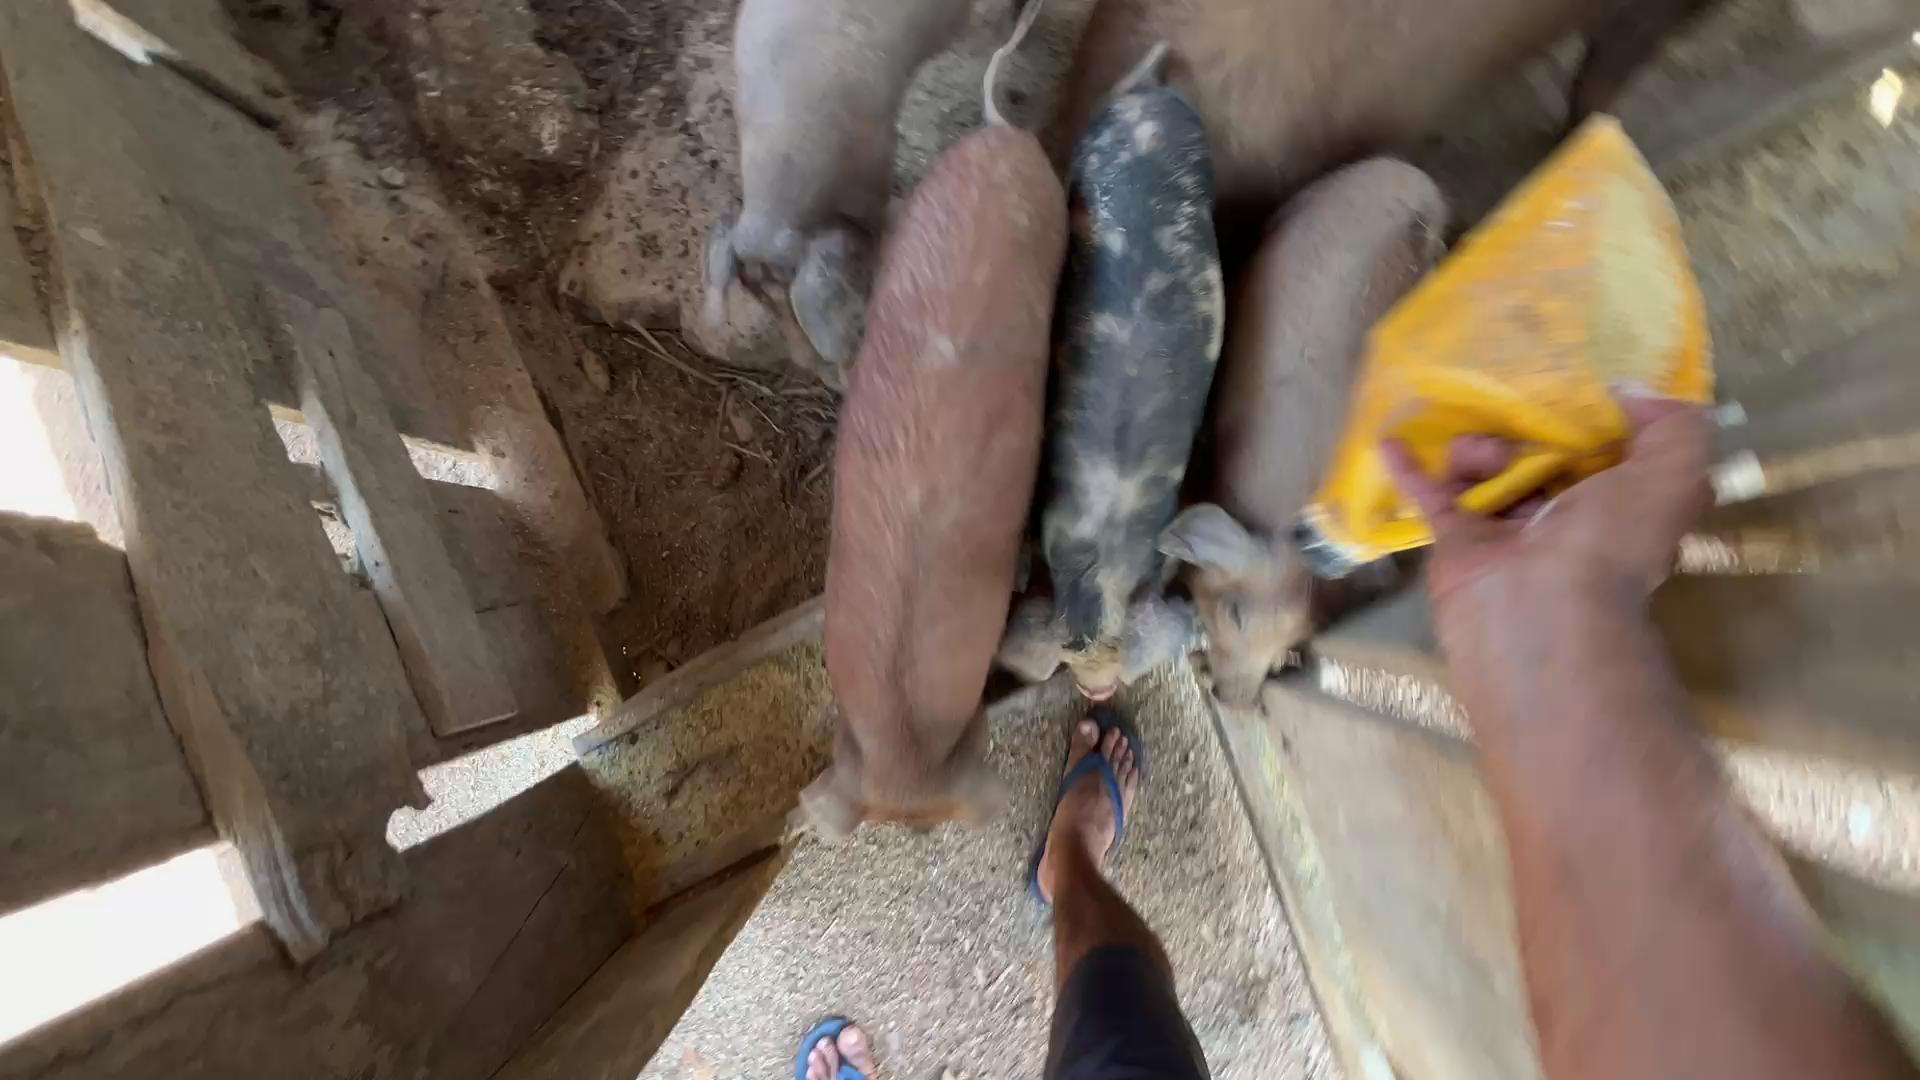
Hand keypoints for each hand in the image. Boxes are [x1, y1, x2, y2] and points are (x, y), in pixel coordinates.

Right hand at [1381, 389, 1710, 621]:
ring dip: (1474, 449)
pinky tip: (1390, 442)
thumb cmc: (1607, 537)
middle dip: (1524, 429)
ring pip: (1483, 467)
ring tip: (1474, 456)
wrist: (1534, 600)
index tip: (1570, 384)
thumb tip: (1624, 392)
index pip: (1601, 446)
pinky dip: (1408, 468)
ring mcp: (1501, 523)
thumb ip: (1671, 425)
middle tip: (1514, 420)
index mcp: (1616, 500)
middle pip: (1534, 451)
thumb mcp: (1674, 474)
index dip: (1588, 414)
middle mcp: (1561, 512)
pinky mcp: (1452, 533)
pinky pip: (1428, 492)